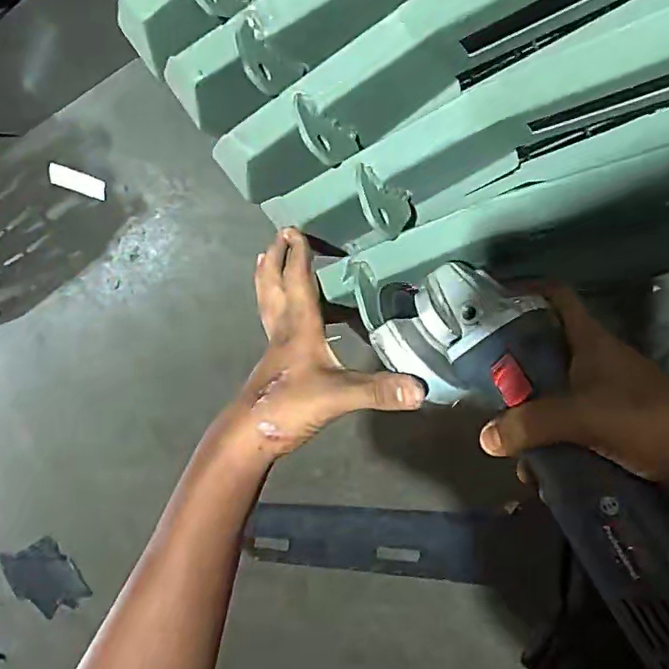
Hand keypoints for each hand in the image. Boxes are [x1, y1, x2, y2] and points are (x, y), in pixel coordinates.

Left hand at [217, 228, 424, 461]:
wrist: (248, 437)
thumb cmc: (288, 407)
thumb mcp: (339, 397)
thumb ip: (378, 391)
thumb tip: (420, 388)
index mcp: (299, 328)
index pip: (299, 283)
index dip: (299, 256)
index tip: (296, 230)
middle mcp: (283, 332)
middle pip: (275, 287)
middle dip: (277, 259)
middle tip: (278, 236)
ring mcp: (275, 350)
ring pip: (269, 305)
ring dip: (269, 280)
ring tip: (267, 261)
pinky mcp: (274, 366)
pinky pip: (275, 326)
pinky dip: (277, 310)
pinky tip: (288, 320)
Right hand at [477, 286, 668, 486]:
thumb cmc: (646, 420)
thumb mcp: (583, 417)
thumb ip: (533, 423)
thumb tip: (486, 436)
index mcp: (590, 341)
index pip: (556, 297)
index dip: (527, 291)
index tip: (493, 302)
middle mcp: (595, 361)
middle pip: (546, 351)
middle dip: (516, 374)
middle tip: (488, 394)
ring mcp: (605, 393)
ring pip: (556, 396)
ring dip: (534, 422)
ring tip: (518, 456)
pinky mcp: (613, 425)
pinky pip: (571, 427)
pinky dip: (554, 446)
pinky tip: (543, 476)